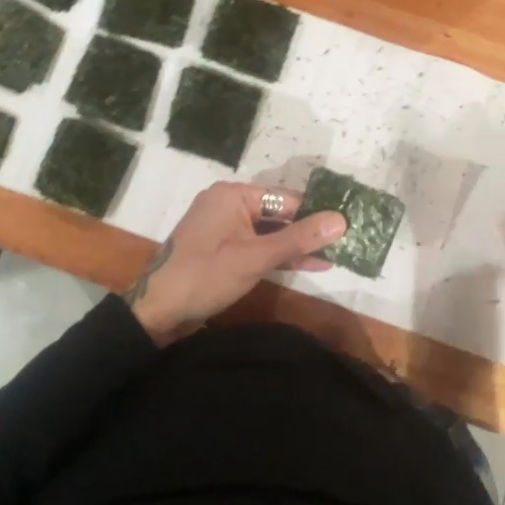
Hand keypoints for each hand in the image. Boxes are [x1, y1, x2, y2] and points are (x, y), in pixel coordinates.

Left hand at [125, 182, 345, 346]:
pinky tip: (307, 264)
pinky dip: (277, 254)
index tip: (347, 227)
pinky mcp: (220, 248)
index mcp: (232, 195)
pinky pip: (255, 244)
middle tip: (346, 242)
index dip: (316, 214)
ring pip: (268, 231)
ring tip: (335, 255)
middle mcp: (227, 204)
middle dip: (308, 230)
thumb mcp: (256, 258)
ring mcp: (222, 227)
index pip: (286, 199)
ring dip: (296, 245)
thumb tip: (341, 219)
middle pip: (278, 213)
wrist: (157, 309)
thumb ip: (298, 238)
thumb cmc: (206, 276)